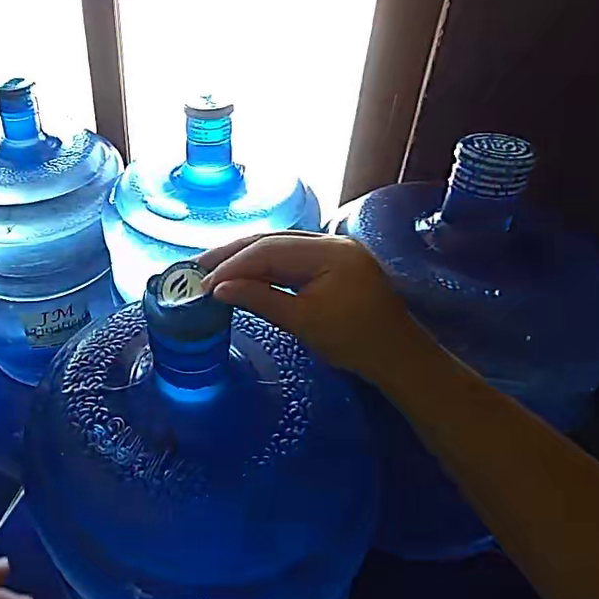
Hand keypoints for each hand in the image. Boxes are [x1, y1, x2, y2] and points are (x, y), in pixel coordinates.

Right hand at [199, 231, 429, 377]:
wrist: (400, 357)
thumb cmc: (355, 344)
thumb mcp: (304, 323)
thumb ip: (260, 299)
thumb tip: (219, 288)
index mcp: (330, 253)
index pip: (270, 250)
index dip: (234, 265)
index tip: (206, 282)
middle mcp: (332, 241)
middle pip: (272, 240)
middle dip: (234, 254)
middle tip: (199, 267)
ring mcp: (333, 248)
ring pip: (279, 245)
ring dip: (245, 257)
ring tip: (213, 268)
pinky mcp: (332, 261)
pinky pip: (290, 255)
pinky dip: (264, 264)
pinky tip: (243, 271)